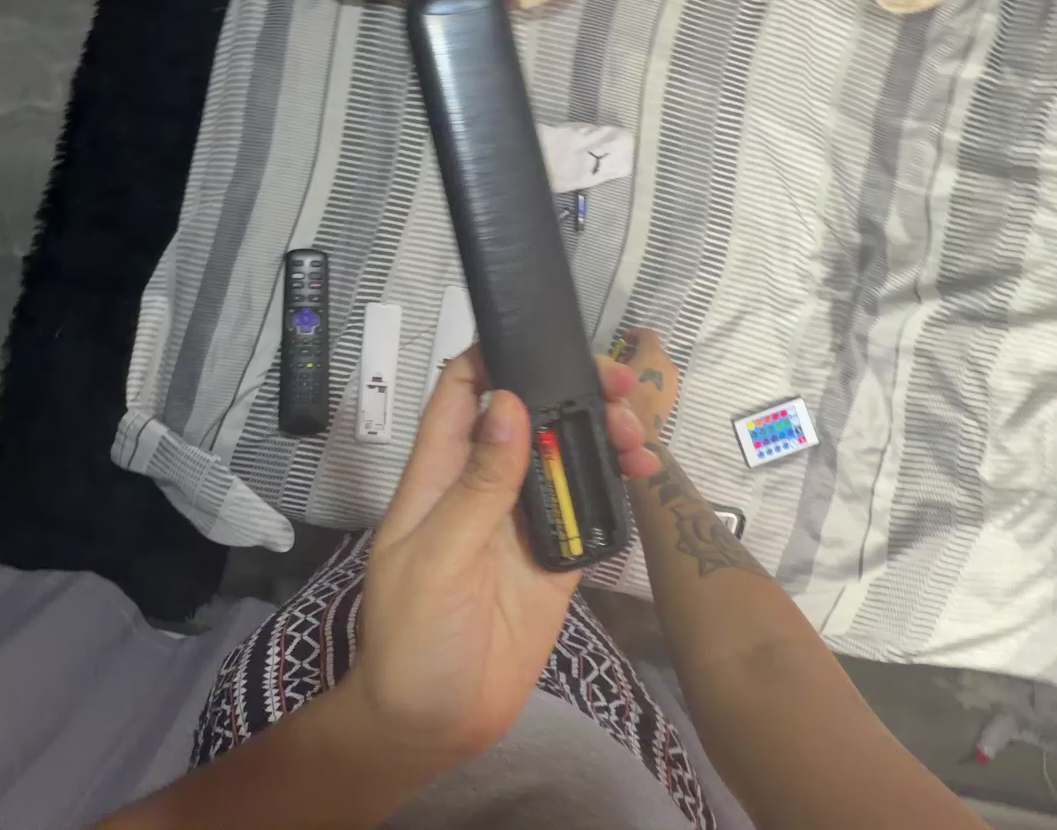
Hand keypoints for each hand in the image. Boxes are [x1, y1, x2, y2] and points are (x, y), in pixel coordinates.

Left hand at [348, 347, 653, 769]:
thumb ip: (478, 486)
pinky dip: (615, 482)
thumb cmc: (415, 635)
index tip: (541, 335)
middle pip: (528, 413)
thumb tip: (510, 404)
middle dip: (570, 389)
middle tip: (618, 385)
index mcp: (441, 471)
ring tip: (638, 431)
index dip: (494, 356)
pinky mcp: (557, 552)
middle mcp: (485, 481)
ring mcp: (524, 516)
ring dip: (601, 431)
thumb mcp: (437, 557)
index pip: (462, 391)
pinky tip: (641, 470)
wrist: (436, 721)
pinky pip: (589, 503)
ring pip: (565, 452)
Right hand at [615, 328, 680, 441]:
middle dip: (636, 354)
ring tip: (624, 381)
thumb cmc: (620, 402)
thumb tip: (608, 361)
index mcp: (654, 355)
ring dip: (643, 370)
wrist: (639, 439)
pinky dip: (648, 384)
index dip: (634, 334)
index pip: (648, 334)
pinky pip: (660, 385)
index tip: (621, 340)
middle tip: (617, 363)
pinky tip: (634, 396)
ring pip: (658, 370)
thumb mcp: (602, 375)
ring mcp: (673, 385)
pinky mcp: (672, 402)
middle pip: (653, 352)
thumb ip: (604, 363)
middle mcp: (668, 367)